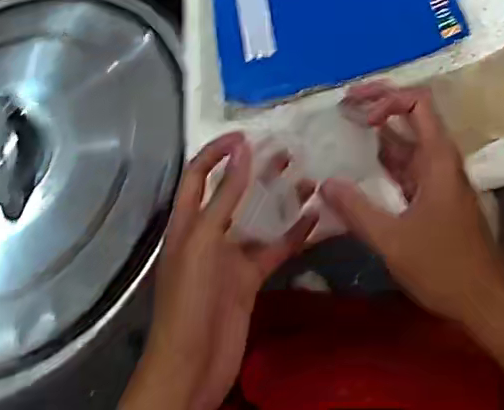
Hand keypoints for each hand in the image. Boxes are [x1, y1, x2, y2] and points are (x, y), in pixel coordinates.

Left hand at [125, 133, 316, 409]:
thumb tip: (242, 149)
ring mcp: (231, 256)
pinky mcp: (250, 278)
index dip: (218, 150)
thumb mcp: (203, 242)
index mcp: (187, 221)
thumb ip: (224, 197)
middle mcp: (209, 233)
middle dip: (257, 168)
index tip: (247, 134)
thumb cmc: (188, 299)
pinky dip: (294, 234)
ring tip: (309, 176)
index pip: (199, 173)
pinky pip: (275, 248)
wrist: (191, 368)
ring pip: (259, 217)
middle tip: (289, 149)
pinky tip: (316, 218)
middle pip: (234, 191)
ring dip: (281, 198)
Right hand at [319, 84, 503, 328]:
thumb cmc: (444, 266)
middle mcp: (439, 158)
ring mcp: (436, 176)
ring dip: (377, 132)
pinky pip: (404, 166)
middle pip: (410, 114)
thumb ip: (357, 210)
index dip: (388, 99)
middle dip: (378, 104)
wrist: (487, 300)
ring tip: (343, 128)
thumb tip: (324, 183)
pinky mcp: (432, 195)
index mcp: (437, 156)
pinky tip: (357, 168)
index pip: (417, 102)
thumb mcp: (394, 240)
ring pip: (405, 142)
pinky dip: (382, 160)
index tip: (362, 118)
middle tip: (344, 103)